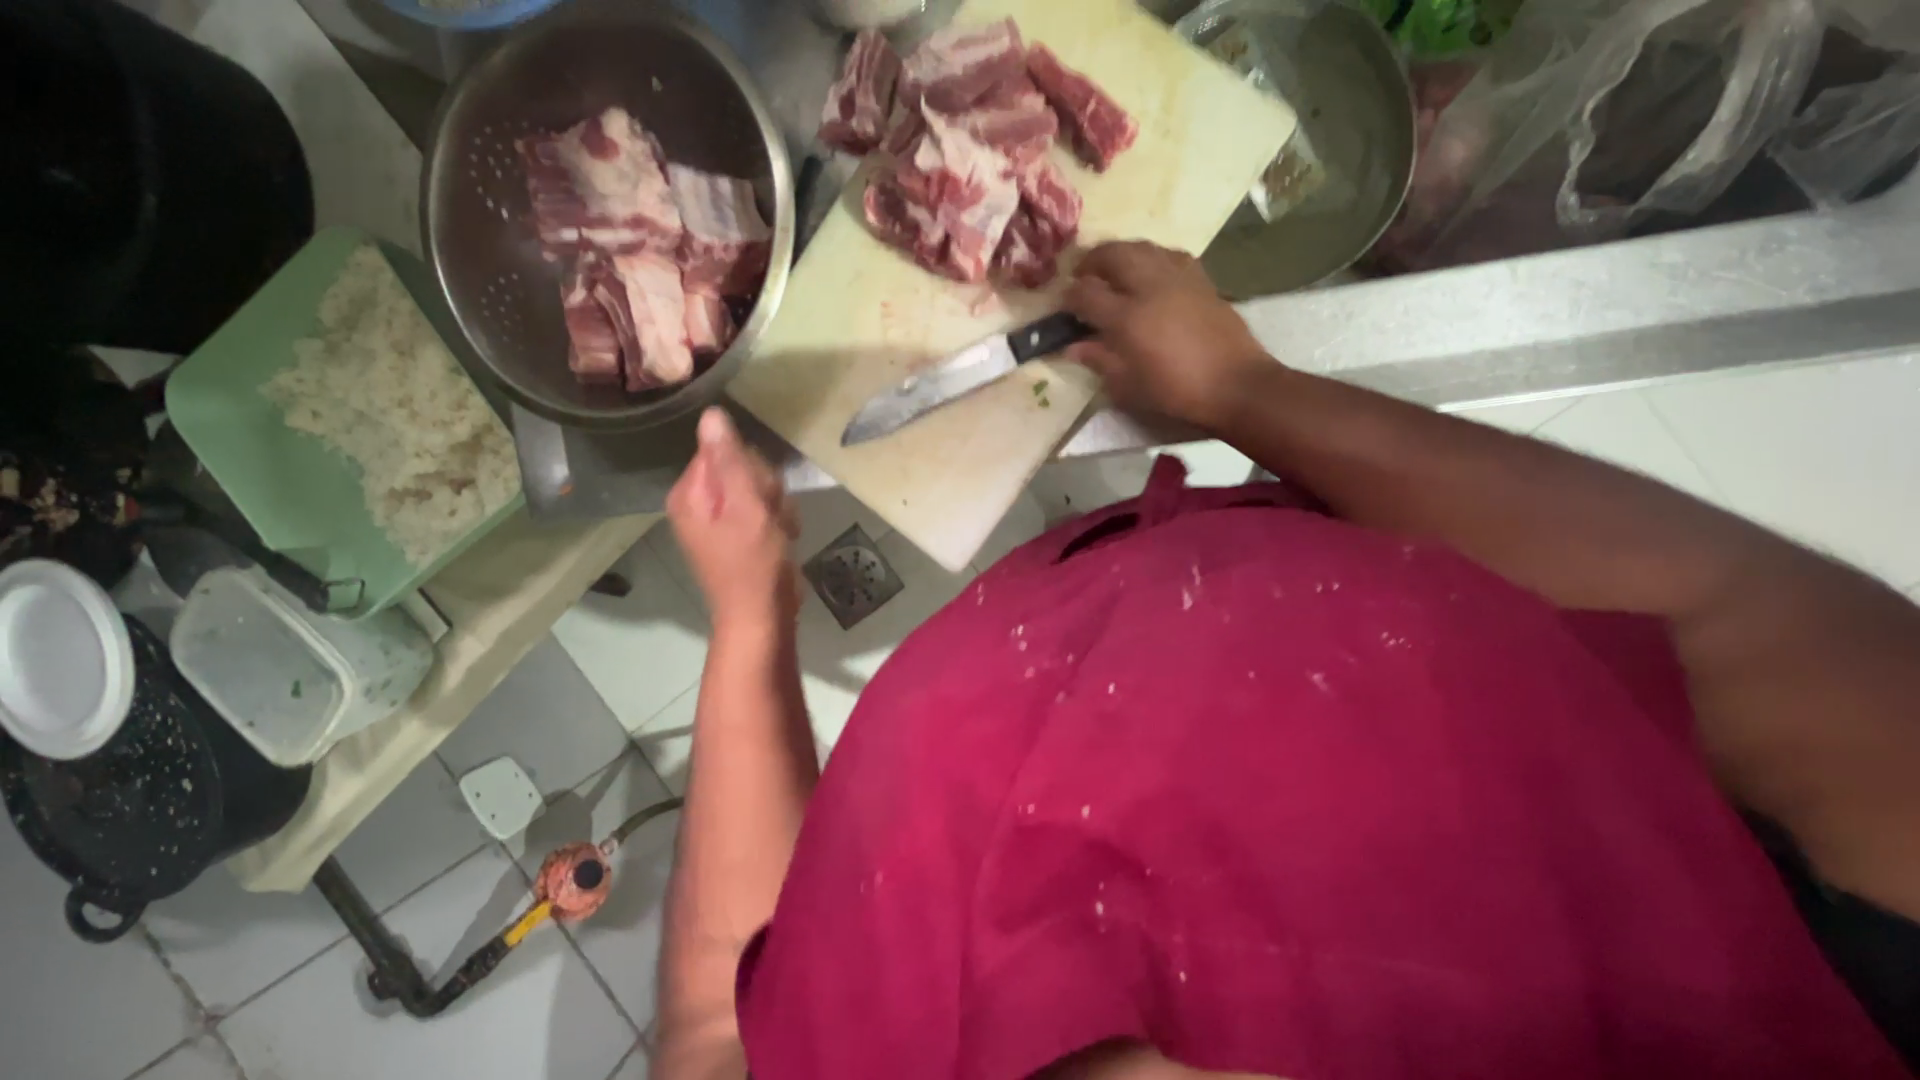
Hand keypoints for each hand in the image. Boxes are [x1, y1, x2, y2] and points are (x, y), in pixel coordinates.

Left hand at [667, 408, 800, 631]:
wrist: (762, 617)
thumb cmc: (754, 564)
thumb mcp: (745, 506)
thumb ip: (730, 459)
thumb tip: (711, 413)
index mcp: (689, 494)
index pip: (723, 450)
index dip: (751, 468)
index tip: (762, 494)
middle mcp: (697, 504)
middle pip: (741, 467)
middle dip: (766, 489)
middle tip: (771, 516)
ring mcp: (718, 521)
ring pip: (759, 489)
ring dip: (777, 507)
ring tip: (779, 533)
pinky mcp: (738, 534)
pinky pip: (763, 510)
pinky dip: (777, 523)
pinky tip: (782, 540)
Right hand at [1064, 241, 1271, 431]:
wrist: (1235, 384)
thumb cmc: (1177, 392)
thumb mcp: (1129, 386)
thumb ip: (1099, 360)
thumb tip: (1072, 346)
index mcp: (1127, 317)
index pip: (1086, 293)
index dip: (1069, 296)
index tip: (1063, 304)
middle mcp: (1150, 287)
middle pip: (1112, 255)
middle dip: (1091, 261)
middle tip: (1083, 275)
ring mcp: (1177, 278)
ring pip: (1141, 247)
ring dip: (1120, 253)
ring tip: (1113, 269)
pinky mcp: (1200, 279)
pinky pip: (1169, 255)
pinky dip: (1151, 257)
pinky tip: (1150, 272)